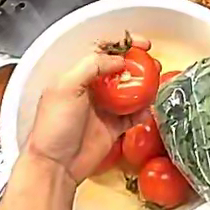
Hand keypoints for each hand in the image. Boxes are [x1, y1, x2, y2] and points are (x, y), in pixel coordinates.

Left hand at [23, 40, 153, 181]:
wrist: (55, 166)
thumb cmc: (53, 127)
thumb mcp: (66, 88)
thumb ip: (91, 67)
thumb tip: (118, 60)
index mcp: (78, 75)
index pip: (102, 50)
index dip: (122, 44)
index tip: (141, 44)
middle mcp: (92, 88)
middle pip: (120, 68)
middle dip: (138, 63)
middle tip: (153, 63)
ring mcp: (104, 108)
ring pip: (130, 90)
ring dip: (145, 85)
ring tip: (156, 82)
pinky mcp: (113, 127)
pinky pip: (134, 115)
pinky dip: (144, 111)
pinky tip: (149, 109)